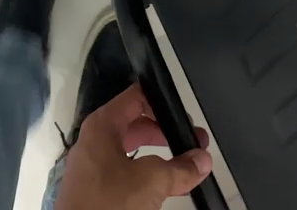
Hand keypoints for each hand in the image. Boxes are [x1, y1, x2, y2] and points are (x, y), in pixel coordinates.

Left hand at [52, 83, 213, 209]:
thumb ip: (179, 169)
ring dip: (158, 154)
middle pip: (136, 123)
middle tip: (192, 143)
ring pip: (132, 150)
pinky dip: (146, 174)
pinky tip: (163, 186)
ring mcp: (93, 166)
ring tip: (184, 165)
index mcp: (103, 125)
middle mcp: (95, 140)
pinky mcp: (95, 190)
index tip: (185, 118)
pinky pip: (125, 172)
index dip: (163, 102)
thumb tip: (203, 160)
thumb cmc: (108, 204)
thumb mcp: (150, 182)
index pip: (137, 97)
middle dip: (165, 131)